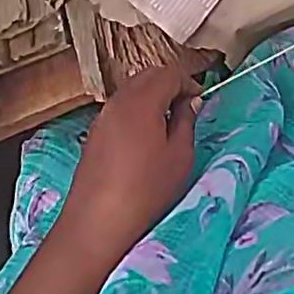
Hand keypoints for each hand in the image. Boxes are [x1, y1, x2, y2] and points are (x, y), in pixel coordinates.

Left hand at [54, 56, 202, 259]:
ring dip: (152, 95)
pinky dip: (136, 108)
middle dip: (169, 83)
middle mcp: (120, 99)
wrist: (97, 220)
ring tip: (166, 122)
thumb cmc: (145, 189)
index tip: (199, 99)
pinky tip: (144, 135)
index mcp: (143, 99)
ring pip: (132, 88)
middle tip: (185, 106)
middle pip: (148, 75)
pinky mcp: (94, 130)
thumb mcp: (179, 156)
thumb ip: (186, 121)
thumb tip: (188, 102)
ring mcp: (103, 114)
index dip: (188, 81)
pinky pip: (120, 106)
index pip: (169, 73)